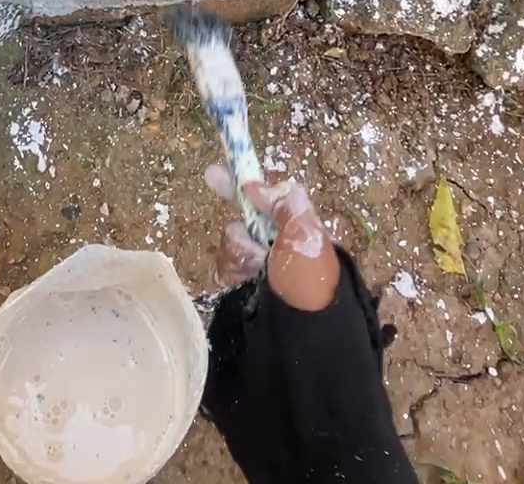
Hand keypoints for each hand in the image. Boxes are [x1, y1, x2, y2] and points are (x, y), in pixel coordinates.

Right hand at [204, 166, 338, 310]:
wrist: (301, 349)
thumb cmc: (309, 288)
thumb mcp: (306, 238)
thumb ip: (286, 204)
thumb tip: (256, 185)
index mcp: (298, 232)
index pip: (267, 200)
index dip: (241, 185)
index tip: (213, 174)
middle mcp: (277, 249)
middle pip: (241, 223)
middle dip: (242, 235)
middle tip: (253, 253)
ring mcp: (257, 272)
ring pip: (230, 246)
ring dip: (239, 257)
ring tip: (257, 276)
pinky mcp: (241, 292)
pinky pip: (222, 270)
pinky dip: (231, 275)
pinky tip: (244, 286)